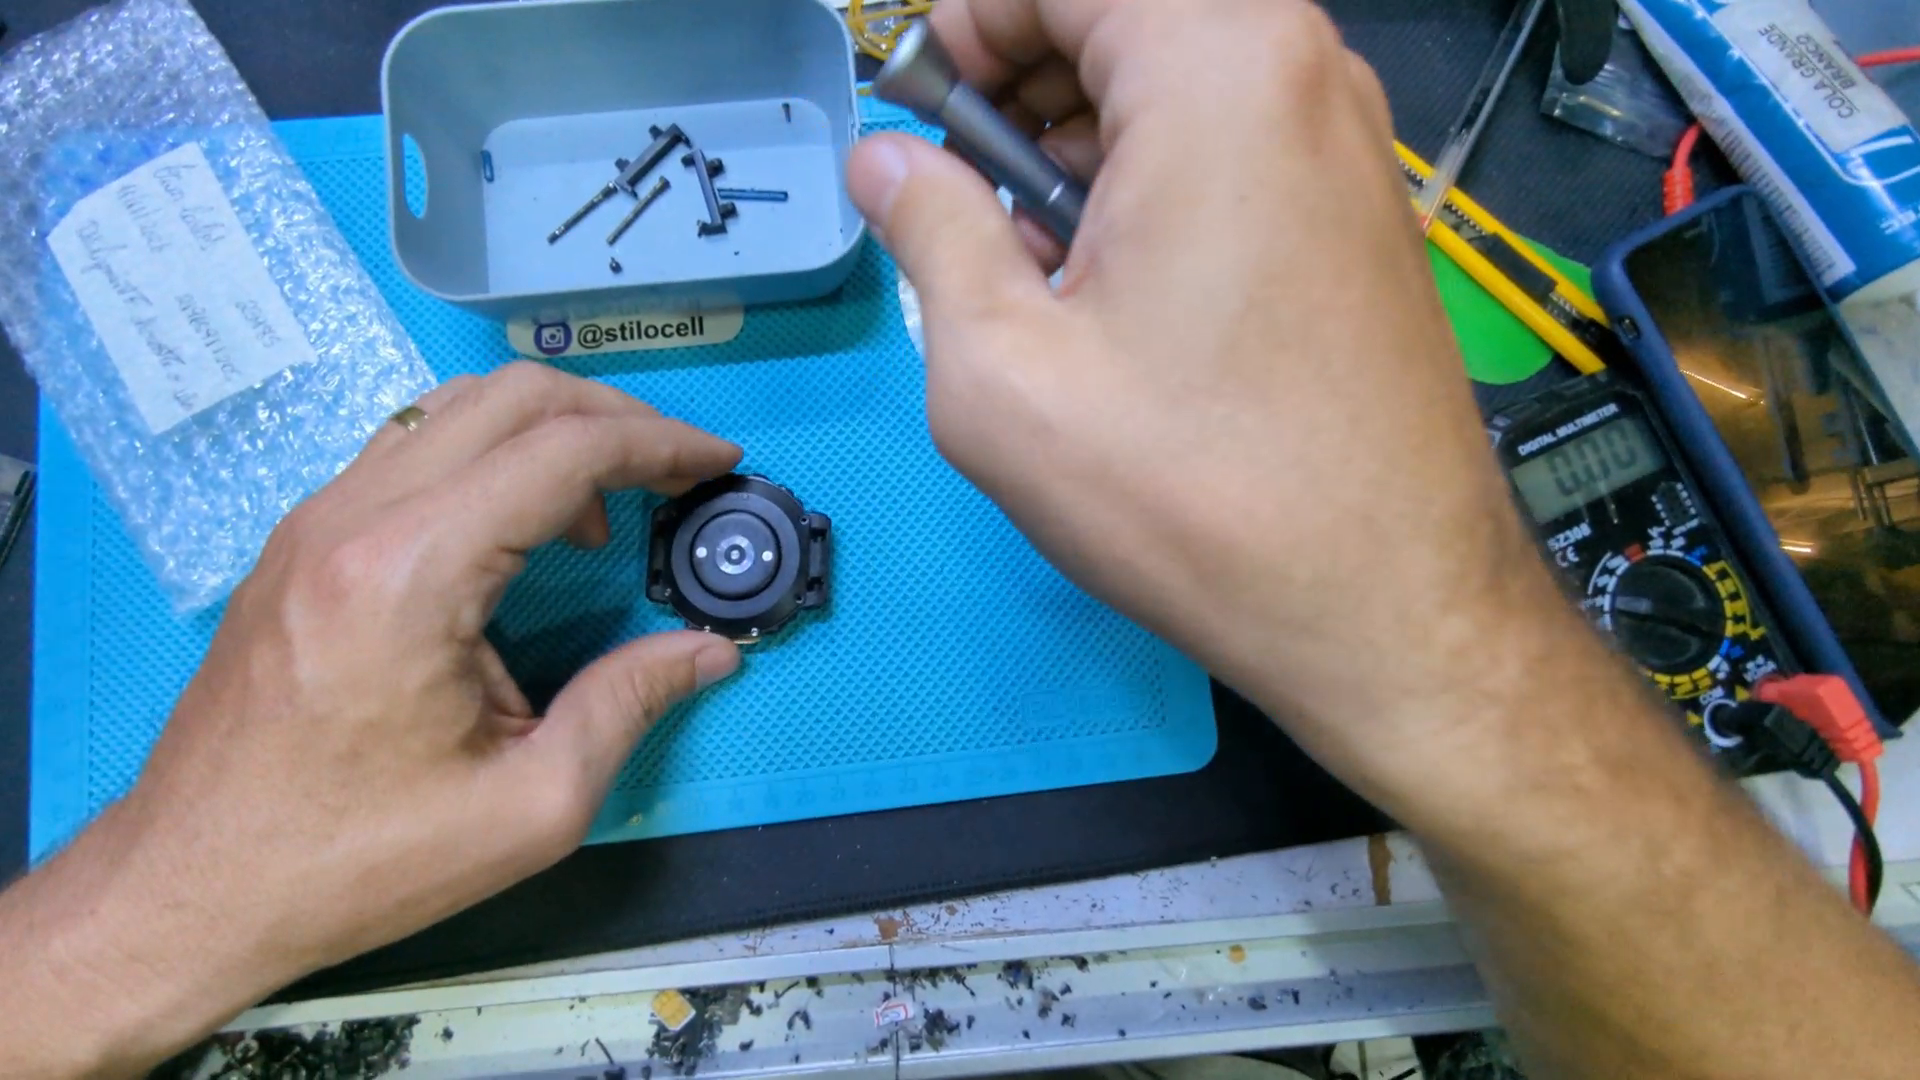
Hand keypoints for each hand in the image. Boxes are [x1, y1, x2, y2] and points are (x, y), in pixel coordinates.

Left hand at [0, 364, 742, 1075]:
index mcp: (414, 574)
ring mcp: (321, 518)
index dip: (660, 444)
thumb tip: (714, 648)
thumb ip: (633, 702)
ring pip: (463, 405)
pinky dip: (507, 451)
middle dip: (620, 417)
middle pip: (514, 399)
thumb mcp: (535, 802)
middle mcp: (358, 518)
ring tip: (620, 490)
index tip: (719, 461)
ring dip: (561, 426)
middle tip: (681, 465)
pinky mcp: (309, 537)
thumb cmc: (364, 858)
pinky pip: (424, 443)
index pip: (562, 452)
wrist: (184, 896)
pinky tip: (539, 518)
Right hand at [847, 0, 1565, 796]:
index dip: (969, 27)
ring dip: (1081, 168)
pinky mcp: (1358, 233)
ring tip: (1042, 285)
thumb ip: (928, 231)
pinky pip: (1227, 169)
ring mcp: (1349, 157)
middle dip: (1023, 103)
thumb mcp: (998, 367)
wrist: (1375, 609)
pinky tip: (1119, 313)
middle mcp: (1305, 78)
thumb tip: (887, 162)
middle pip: (1124, 30)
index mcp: (1218, 69)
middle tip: (972, 222)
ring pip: (1174, 106)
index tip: (922, 116)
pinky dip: (1150, 208)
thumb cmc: (1177, 490)